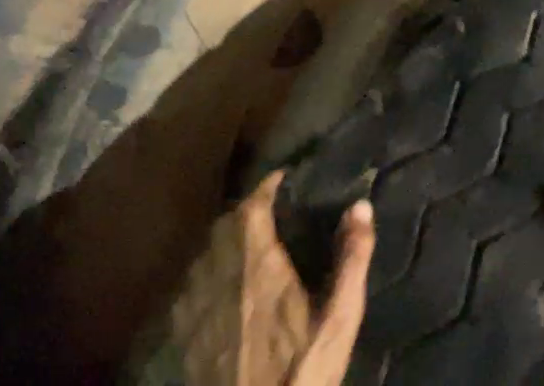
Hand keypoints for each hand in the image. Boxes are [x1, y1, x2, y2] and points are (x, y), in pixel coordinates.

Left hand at [170, 171, 375, 385]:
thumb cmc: (302, 368)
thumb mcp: (340, 315)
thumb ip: (352, 257)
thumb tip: (362, 205)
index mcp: (259, 265)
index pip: (252, 208)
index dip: (266, 187)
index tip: (284, 177)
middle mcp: (220, 277)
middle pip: (223, 227)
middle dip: (245, 212)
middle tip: (270, 210)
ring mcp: (195, 309)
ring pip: (202, 256)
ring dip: (224, 242)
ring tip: (248, 245)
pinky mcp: (182, 338)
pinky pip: (188, 290)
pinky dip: (205, 276)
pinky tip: (221, 290)